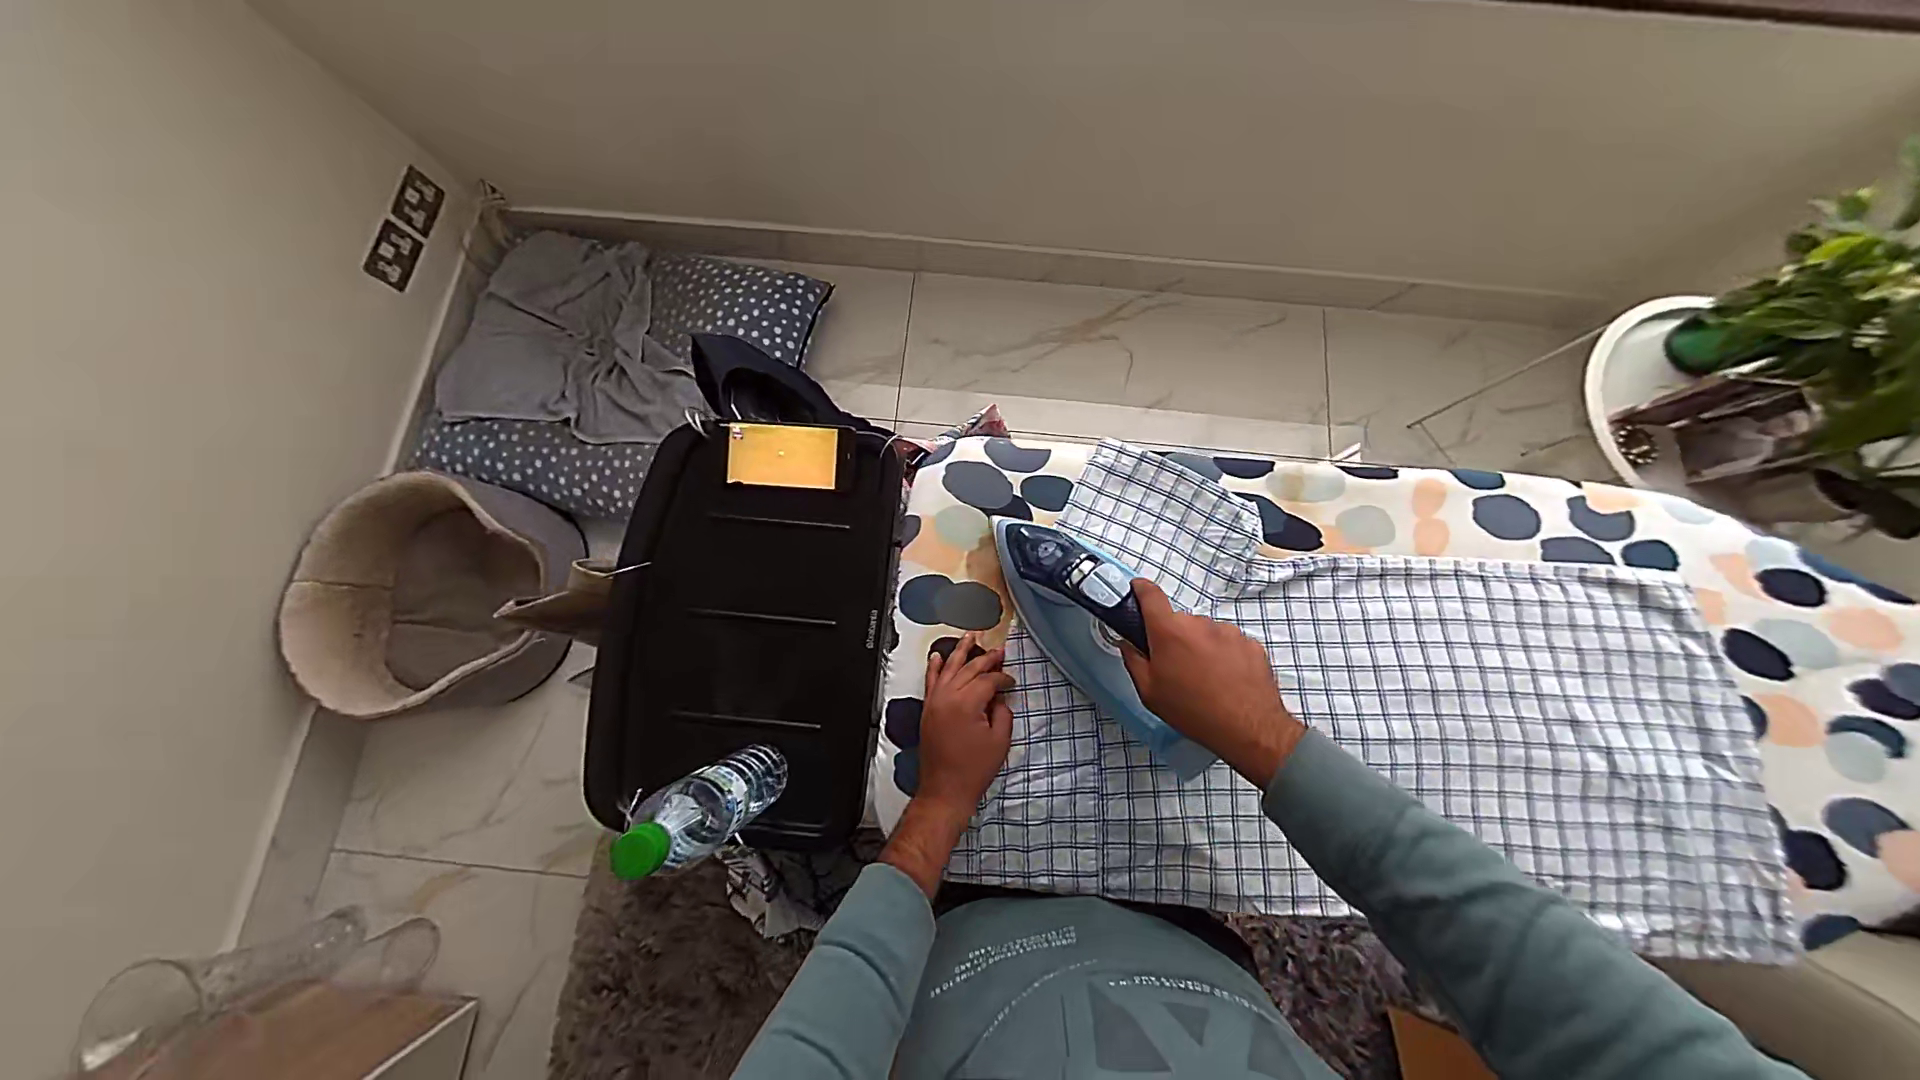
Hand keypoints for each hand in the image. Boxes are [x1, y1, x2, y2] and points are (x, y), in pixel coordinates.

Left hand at [916, 632, 1015, 817]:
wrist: (945, 790)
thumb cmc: (973, 770)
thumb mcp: (999, 741)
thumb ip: (1002, 713)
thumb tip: (998, 699)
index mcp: (967, 703)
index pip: (988, 680)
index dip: (1002, 678)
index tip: (1011, 682)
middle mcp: (947, 697)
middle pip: (969, 669)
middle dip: (985, 659)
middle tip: (998, 651)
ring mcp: (935, 702)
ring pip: (948, 668)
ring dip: (960, 652)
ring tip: (970, 637)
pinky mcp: (928, 710)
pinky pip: (930, 681)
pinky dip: (934, 666)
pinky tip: (937, 656)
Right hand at [1121, 578, 1305, 787]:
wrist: (1248, 728)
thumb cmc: (1194, 712)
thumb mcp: (1150, 693)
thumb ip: (1133, 661)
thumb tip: (1127, 644)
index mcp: (1169, 632)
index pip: (1151, 595)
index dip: (1141, 589)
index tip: (1137, 589)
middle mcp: (1198, 624)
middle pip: (1178, 621)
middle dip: (1174, 637)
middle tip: (1175, 666)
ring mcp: (1227, 631)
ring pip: (1204, 632)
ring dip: (1200, 646)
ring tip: (1204, 678)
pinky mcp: (1249, 642)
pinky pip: (1228, 642)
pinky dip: (1223, 655)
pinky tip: (1224, 679)